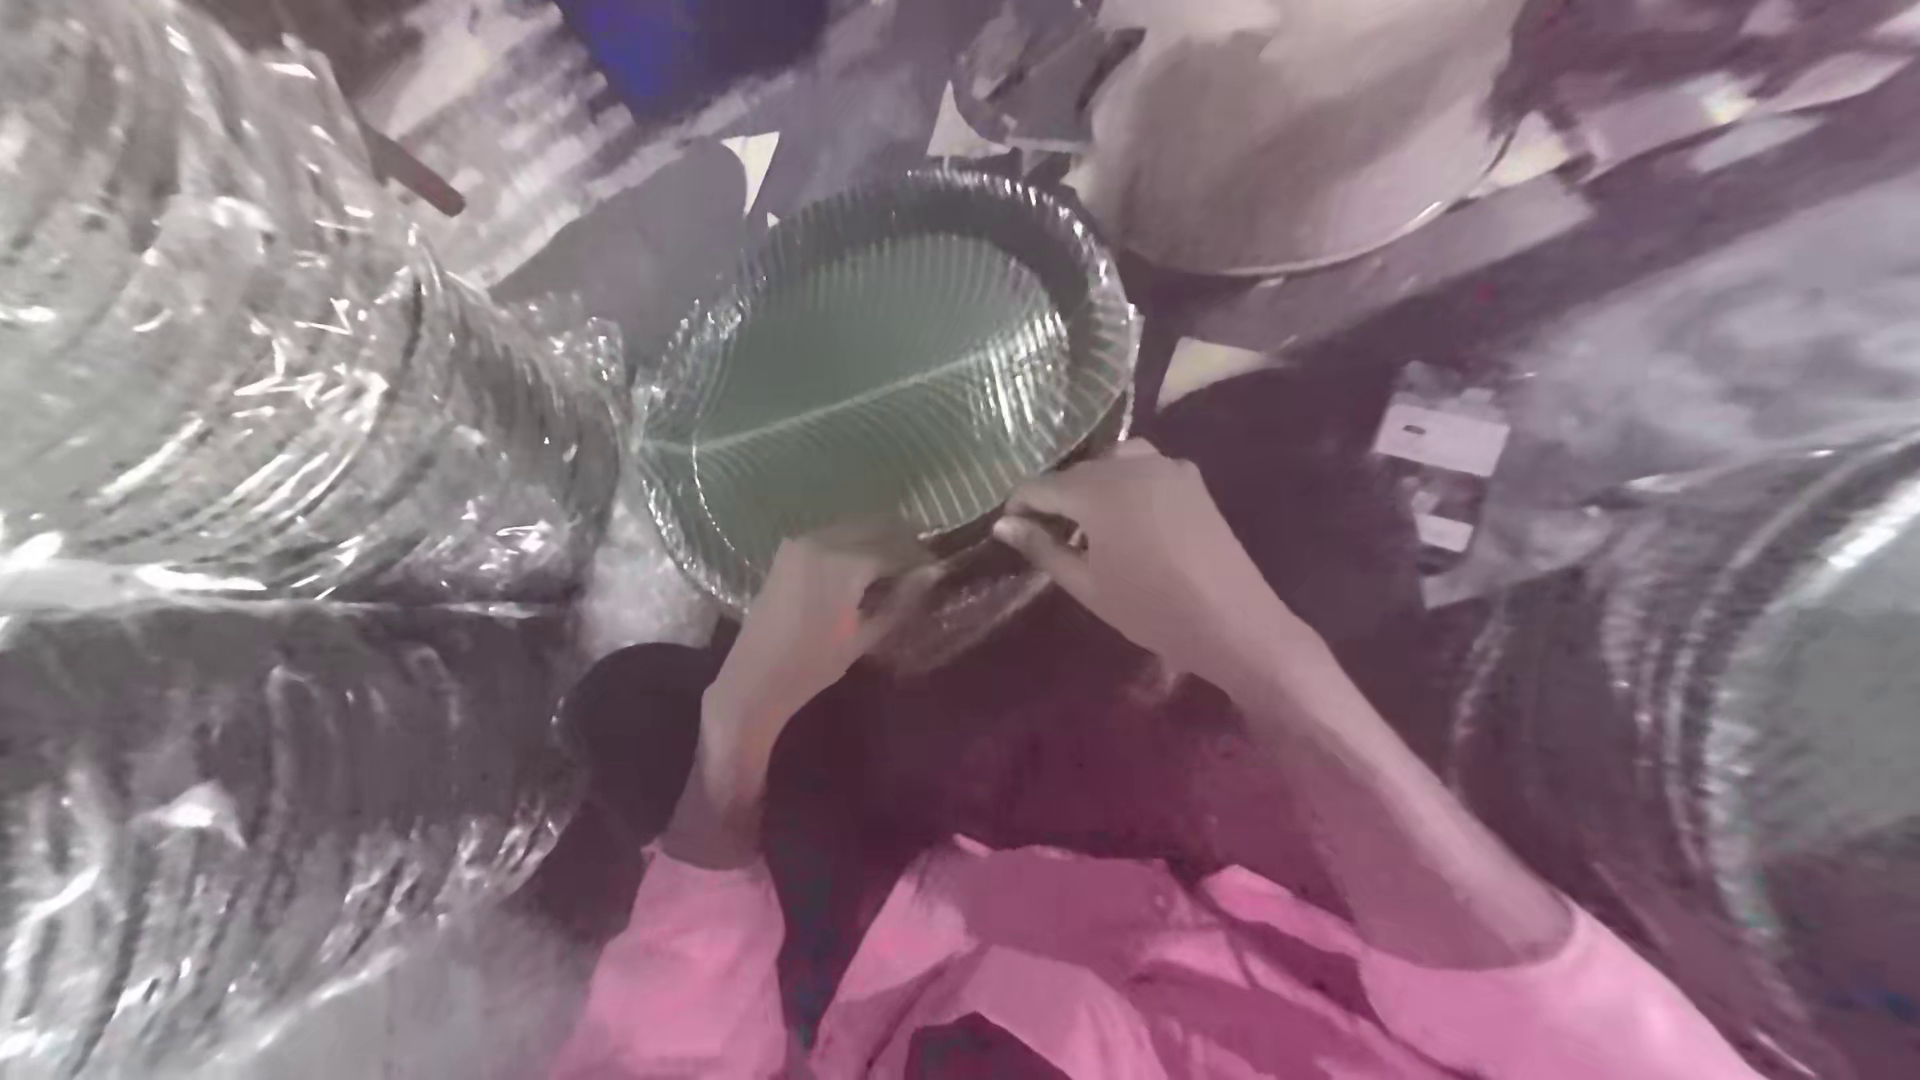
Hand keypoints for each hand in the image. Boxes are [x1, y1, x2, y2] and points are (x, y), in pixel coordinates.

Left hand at [711, 520, 938, 727]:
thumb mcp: (865, 635)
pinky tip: (866, 565)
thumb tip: (932, 573)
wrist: (755, 678)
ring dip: (880, 538)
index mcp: (843, 564)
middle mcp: (822, 541)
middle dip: (904, 541)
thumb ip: (901, 600)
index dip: (921, 559)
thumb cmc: (813, 665)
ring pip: (856, 526)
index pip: (896, 550)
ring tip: (898, 565)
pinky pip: (834, 534)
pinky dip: (856, 542)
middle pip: (878, 526)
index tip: (938, 569)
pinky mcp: (789, 548)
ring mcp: (802, 541)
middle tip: (921, 564)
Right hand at [992, 441, 1304, 691]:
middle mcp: (1131, 464)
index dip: (1019, 506)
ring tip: (1088, 526)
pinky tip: (1127, 520)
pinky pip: (1143, 468)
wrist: (1233, 622)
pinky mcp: (1190, 479)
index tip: (1011, 530)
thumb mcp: (1085, 583)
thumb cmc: (1149, 609)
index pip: (1040, 486)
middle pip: (1076, 472)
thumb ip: (1041, 547)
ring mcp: (1166, 467)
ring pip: (1111, 463)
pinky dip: (1124, 484)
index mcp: (1098, 489)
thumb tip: (1001, 525)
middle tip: (1047, 538)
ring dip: (1090, 488)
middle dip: (1055, 500)